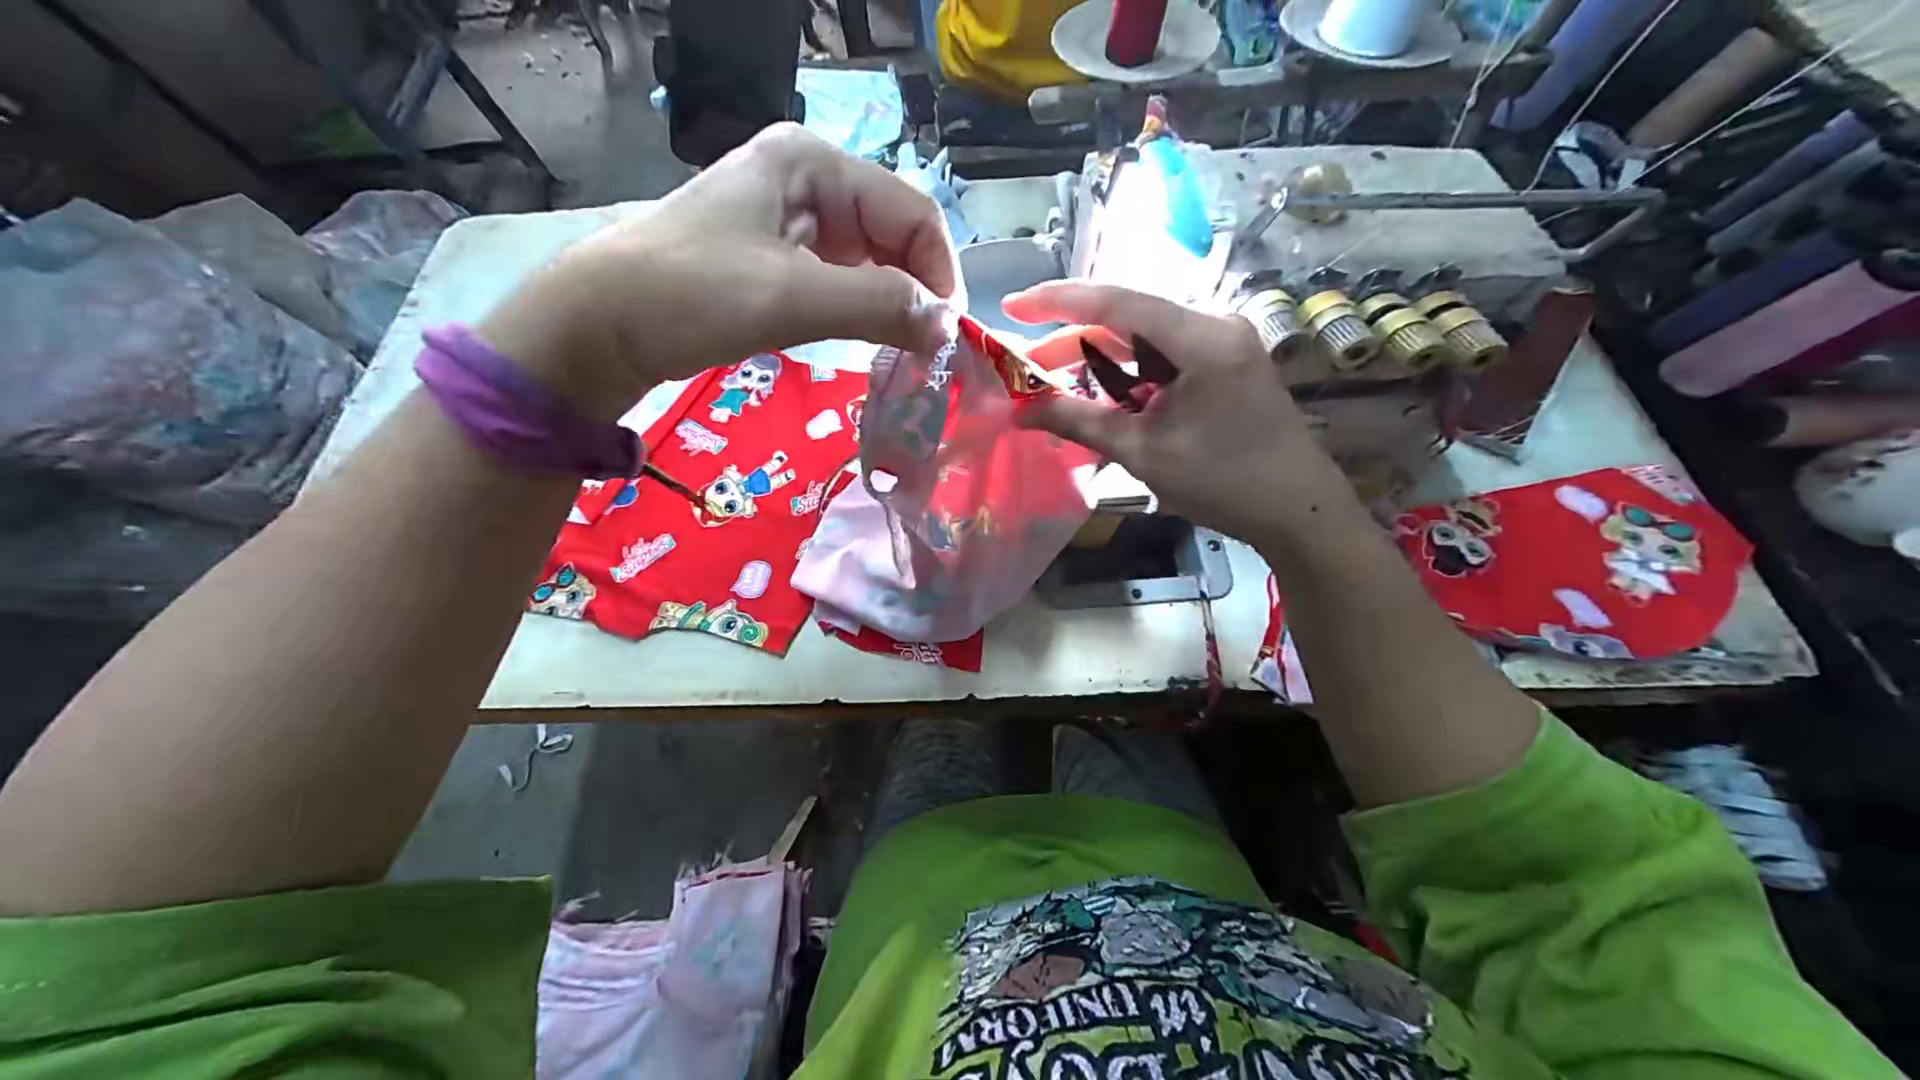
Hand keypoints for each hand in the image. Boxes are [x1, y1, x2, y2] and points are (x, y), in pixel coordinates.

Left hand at [479, 124, 959, 420]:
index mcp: (814, 163)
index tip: (948, 336)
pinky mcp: (779, 257)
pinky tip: (869, 339)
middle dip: (918, 290)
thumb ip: (880, 305)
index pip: (912, 213)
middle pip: (896, 235)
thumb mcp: (793, 297)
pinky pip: (843, 280)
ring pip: (872, 261)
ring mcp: (792, 219)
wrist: (602, 324)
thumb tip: (948, 329)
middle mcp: (809, 181)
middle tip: (929, 351)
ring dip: (894, 304)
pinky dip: (864, 310)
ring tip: (906, 350)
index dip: (940, 273)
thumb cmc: (693, 294)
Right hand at [1004, 281, 1366, 548]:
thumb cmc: (1224, 482)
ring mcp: (1223, 344)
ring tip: (1054, 385)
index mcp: (1201, 338)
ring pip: (1143, 340)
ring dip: (1098, 362)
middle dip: (1072, 342)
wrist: (1298, 510)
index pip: (1116, 303)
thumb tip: (1021, 410)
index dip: (1057, 302)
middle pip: (1127, 320)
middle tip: (1025, 365)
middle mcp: (1214, 326)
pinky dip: (1127, 376)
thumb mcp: (1144, 452)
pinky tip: (1101, 397)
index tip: (1012, 305)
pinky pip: (1163, 358)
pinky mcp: (1224, 365)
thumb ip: (1079, 422)